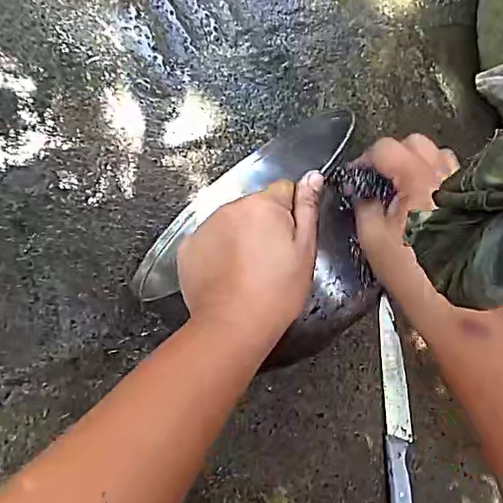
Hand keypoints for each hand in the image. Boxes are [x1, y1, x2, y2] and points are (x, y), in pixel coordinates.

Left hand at [178, 171, 322, 338]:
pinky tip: (230, 275)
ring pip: (232, 223)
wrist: (234, 325)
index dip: (291, 215)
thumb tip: (312, 178)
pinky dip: (220, 252)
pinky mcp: (190, 247)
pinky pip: (211, 240)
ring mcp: (206, 226)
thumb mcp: (305, 251)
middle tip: (273, 261)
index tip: (290, 240)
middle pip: (255, 207)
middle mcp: (231, 208)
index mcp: (264, 205)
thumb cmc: (275, 293)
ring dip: (241, 238)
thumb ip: (308, 208)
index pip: (283, 190)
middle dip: (264, 226)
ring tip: (250, 271)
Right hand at [353, 135, 457, 298]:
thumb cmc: (413, 274)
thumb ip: (364, 206)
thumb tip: (362, 192)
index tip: (356, 174)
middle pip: (415, 143)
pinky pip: (450, 174)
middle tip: (377, 177)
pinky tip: (422, 200)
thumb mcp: (372, 239)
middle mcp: (444, 177)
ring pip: (437, 155)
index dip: (365, 159)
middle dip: (391, 155)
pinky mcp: (468, 203)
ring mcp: (460, 188)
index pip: (387, 148)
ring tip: (401, 186)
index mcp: (419, 181)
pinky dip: (433, 177)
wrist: (449, 302)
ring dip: (416, 163)